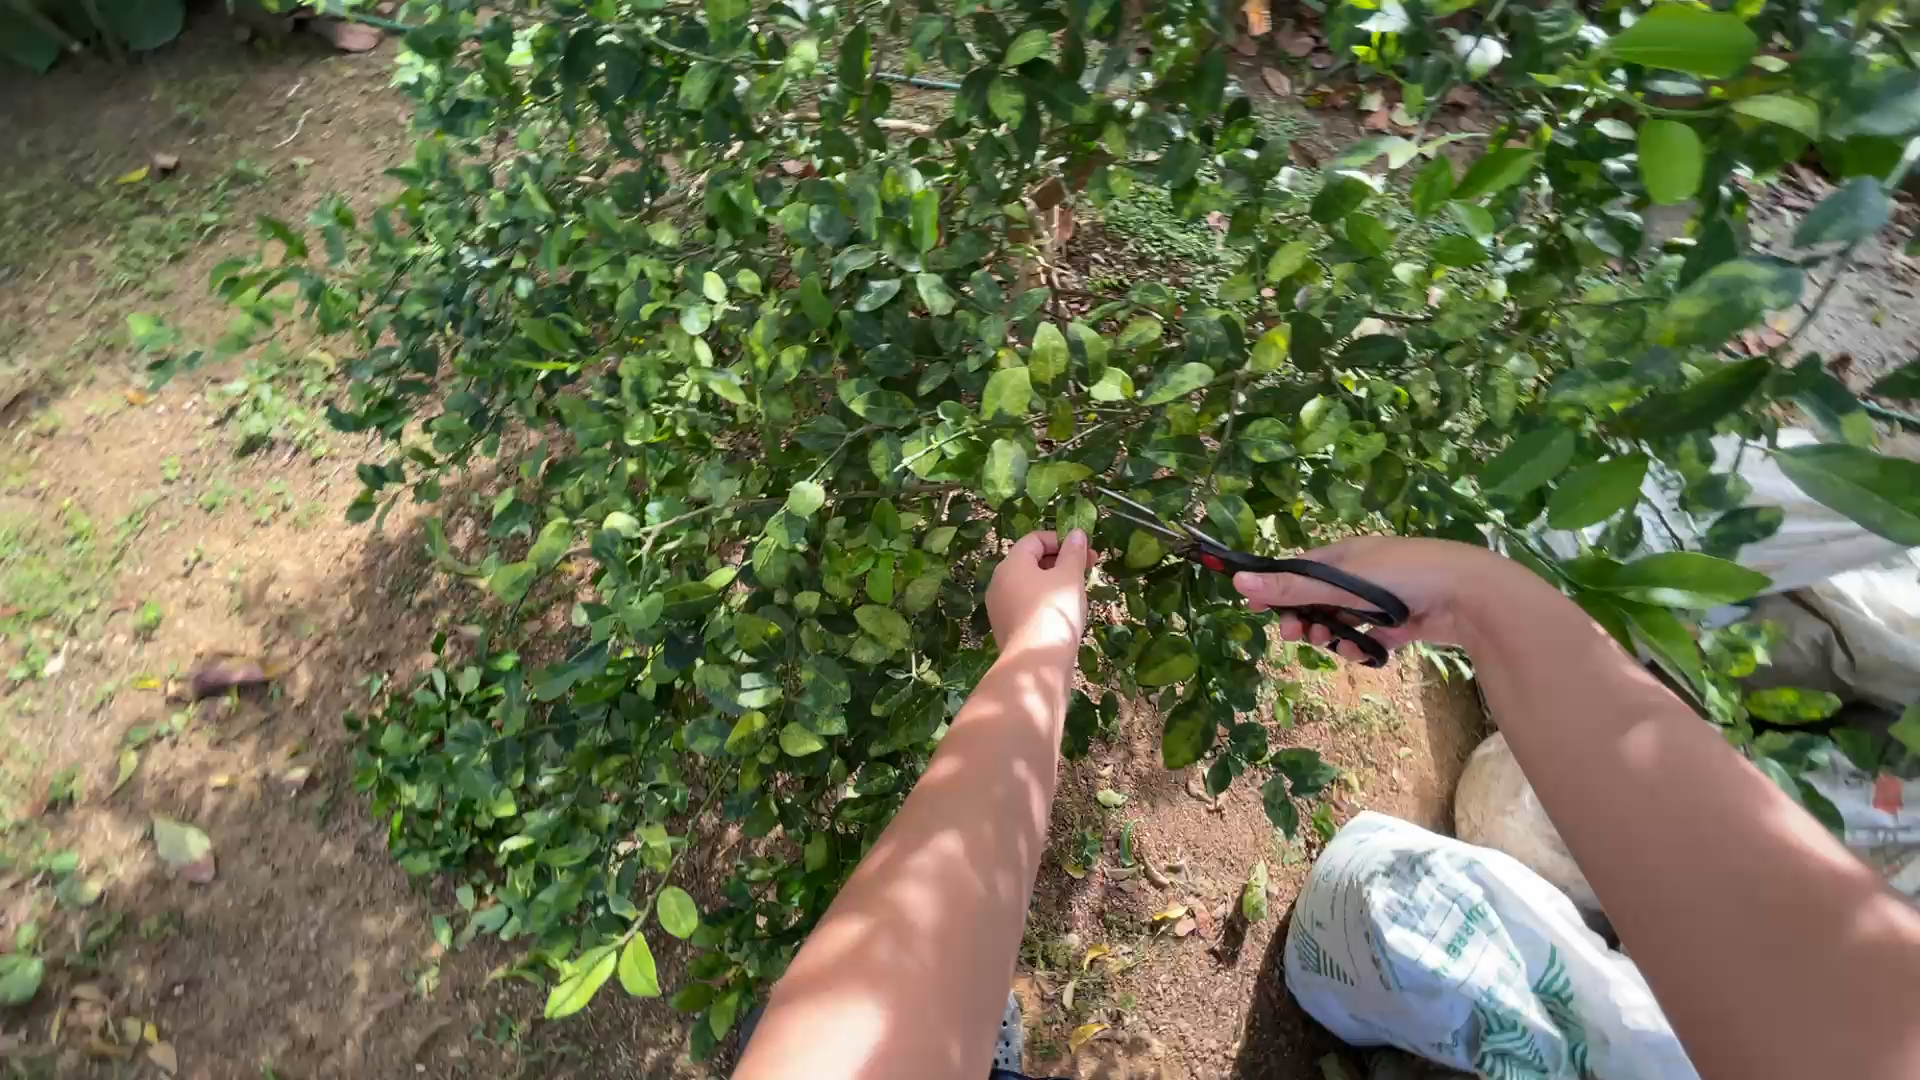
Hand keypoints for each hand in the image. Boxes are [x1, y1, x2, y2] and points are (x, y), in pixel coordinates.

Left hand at [986, 529, 1093, 650]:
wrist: (1036, 664)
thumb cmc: (1054, 612)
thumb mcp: (1069, 577)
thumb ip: (1073, 553)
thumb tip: (1075, 533)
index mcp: (1011, 564)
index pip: (1035, 539)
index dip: (1061, 540)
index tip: (1085, 550)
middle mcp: (999, 582)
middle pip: (1031, 561)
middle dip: (1061, 561)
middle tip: (1088, 568)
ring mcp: (1000, 606)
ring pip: (1030, 584)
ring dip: (1055, 581)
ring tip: (1079, 591)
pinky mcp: (1006, 627)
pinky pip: (1027, 604)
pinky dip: (1045, 601)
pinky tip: (1065, 613)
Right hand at [1232, 536, 1516, 661]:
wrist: (1472, 595)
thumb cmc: (1401, 576)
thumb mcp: (1338, 582)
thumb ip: (1290, 587)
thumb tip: (1237, 581)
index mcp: (1342, 555)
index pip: (1296, 571)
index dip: (1276, 591)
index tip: (1260, 611)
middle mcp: (1359, 574)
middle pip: (1316, 599)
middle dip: (1303, 619)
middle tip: (1295, 638)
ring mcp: (1381, 599)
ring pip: (1340, 620)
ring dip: (1330, 635)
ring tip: (1333, 646)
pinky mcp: (1400, 622)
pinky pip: (1367, 636)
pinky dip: (1359, 645)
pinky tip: (1361, 652)